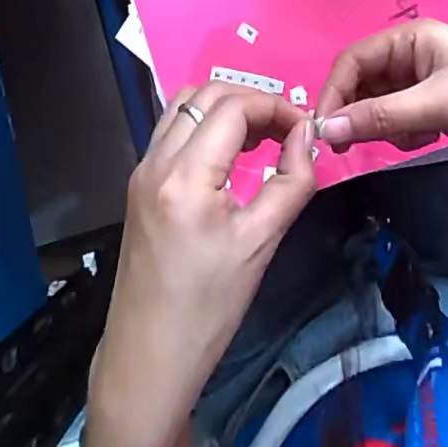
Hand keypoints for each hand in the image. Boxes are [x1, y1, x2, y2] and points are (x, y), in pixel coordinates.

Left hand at [90, 83, 314, 430]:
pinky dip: (204, 125)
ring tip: (261, 137)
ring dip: (224, 108)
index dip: (274, 106)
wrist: (149, 351)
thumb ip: (291, 183)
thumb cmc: (210, 308)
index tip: (304, 129)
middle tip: (286, 129)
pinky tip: (230, 152)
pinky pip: (171, 131)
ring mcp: (142, 168)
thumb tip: (307, 137)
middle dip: (250, 100)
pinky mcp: (139, 181)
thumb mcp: (261, 244)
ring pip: (183, 106)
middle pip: (204, 95)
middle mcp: (155, 160)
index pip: (231, 107)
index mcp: (184, 175)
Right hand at [316, 19, 447, 165]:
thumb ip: (380, 116)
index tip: (322, 126)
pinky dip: (400, 133)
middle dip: (355, 112)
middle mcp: (410, 56)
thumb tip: (325, 129)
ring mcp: (422, 82)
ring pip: (377, 104)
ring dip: (381, 125)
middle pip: (362, 82)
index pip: (353, 60)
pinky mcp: (433, 107)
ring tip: (406, 140)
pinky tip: (425, 141)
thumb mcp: (438, 105)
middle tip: (344, 144)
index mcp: (410, 39)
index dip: (334, 91)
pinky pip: (396, 119)